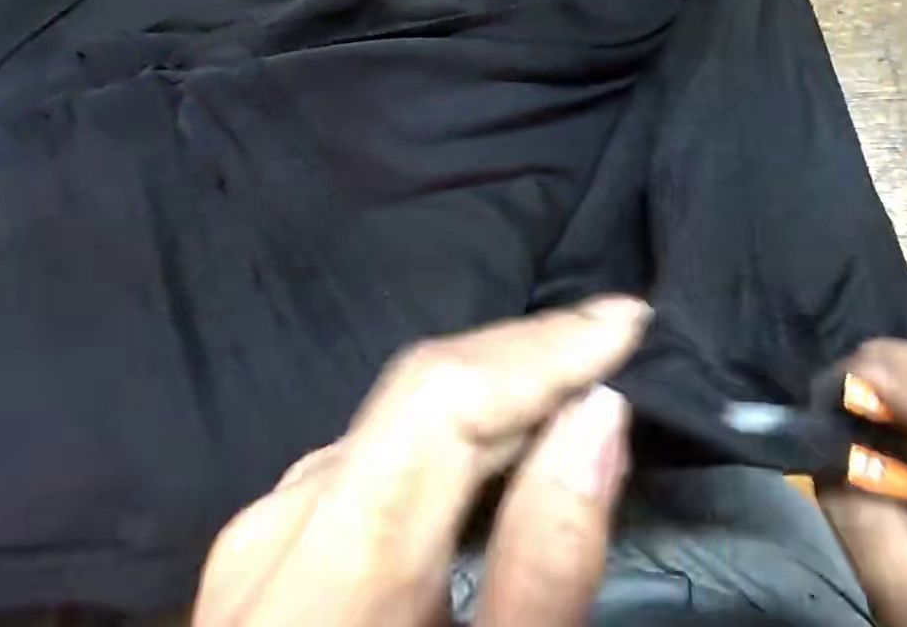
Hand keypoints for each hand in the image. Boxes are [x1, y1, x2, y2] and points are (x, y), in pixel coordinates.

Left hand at [192, 296, 651, 626]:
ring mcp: (278, 518)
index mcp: (316, 582)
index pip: (439, 403)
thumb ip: (547, 562)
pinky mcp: (293, 522)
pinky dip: (477, 413)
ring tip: (589, 366)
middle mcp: (284, 524)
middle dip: (541, 352)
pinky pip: (400, 432)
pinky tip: (522, 421)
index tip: (628, 323)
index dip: (542, 349)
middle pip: (429, 388)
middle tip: (626, 338)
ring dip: (513, 378)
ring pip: (418, 401)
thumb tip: (601, 411)